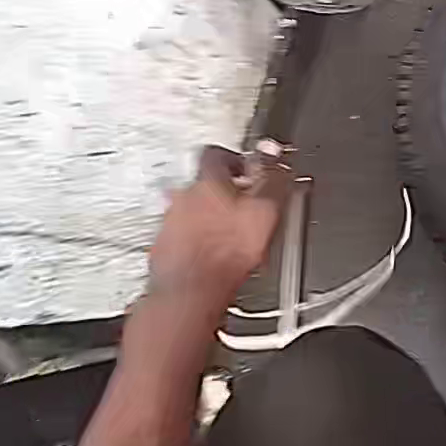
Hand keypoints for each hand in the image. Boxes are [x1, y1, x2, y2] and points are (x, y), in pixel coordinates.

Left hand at [146, 145, 286, 306]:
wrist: (192, 292)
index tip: (249, 170)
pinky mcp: (164, 247)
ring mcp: (170, 223)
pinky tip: (218, 255)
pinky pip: (185, 236)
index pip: (217, 153)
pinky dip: (200, 240)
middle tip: (246, 206)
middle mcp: (183, 197)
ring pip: (194, 210)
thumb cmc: (226, 253)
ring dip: (213, 217)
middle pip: (205, 183)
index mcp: (207, 181)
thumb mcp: (267, 210)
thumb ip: (275, 182)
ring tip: (234, 235)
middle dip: (226, 193)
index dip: (237, 160)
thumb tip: (281, 165)